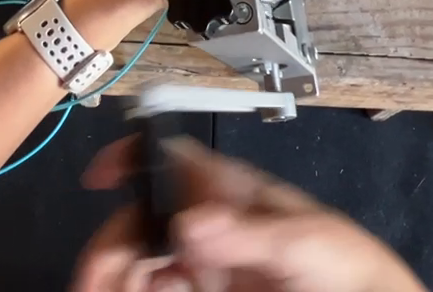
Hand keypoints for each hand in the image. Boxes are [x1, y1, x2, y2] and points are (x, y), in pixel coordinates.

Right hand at [72, 135, 425, 291]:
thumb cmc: (340, 257)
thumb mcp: (303, 240)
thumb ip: (250, 232)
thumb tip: (189, 224)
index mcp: (229, 190)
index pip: (172, 159)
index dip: (133, 155)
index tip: (100, 176)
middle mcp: (209, 220)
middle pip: (144, 218)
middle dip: (113, 240)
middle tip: (93, 278)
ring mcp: (206, 261)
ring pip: (143, 257)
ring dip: (117, 271)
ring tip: (102, 290)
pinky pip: (158, 287)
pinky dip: (137, 289)